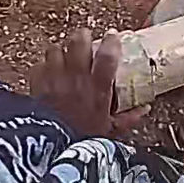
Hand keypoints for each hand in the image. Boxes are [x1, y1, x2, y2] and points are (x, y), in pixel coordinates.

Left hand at [30, 28, 147, 137]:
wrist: (51, 146)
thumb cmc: (82, 139)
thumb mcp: (110, 131)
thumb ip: (129, 118)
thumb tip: (146, 108)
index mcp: (97, 89)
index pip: (107, 57)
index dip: (111, 42)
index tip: (113, 36)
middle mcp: (76, 78)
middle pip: (78, 43)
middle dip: (82, 37)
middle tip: (85, 39)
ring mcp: (54, 79)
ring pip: (55, 49)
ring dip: (60, 50)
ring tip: (64, 56)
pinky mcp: (37, 84)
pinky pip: (39, 65)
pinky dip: (43, 67)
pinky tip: (48, 73)